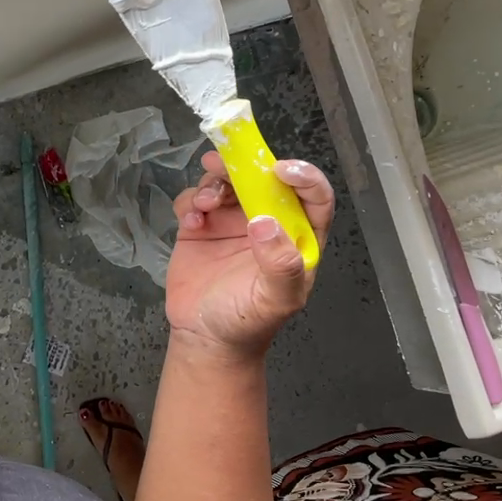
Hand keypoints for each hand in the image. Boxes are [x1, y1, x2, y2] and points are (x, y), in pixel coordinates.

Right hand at [164, 151, 333, 357]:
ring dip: (211, 185)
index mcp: (297, 237)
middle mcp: (266, 223)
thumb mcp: (274, 299)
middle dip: (243, 167)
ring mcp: (230, 223)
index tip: (281, 169)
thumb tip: (264, 223)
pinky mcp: (200, 228)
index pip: (312, 197)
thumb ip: (280, 264)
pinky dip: (189, 204)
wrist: (205, 336)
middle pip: (261, 180)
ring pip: (225, 185)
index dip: (303, 177)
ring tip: (202, 205)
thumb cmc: (247, 321)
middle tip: (221, 163)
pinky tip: (190, 223)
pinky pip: (194, 202)